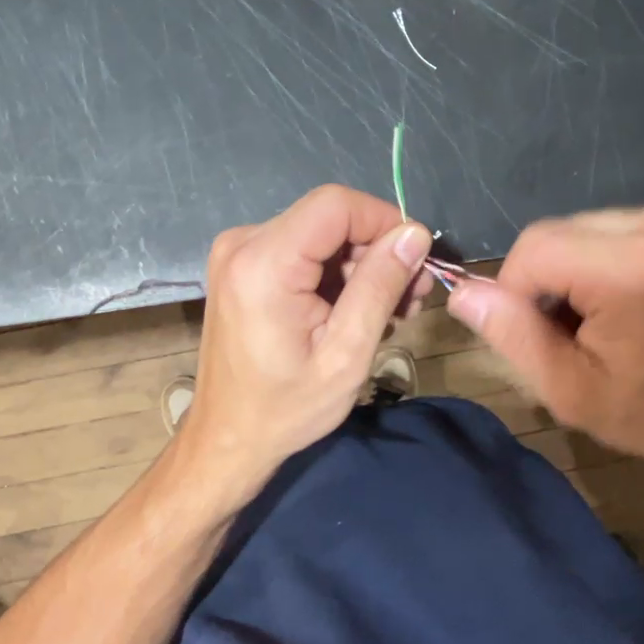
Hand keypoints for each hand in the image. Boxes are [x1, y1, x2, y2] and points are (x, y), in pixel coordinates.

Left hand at [183, 185, 432, 490]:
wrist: (228, 439)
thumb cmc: (286, 410)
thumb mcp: (345, 355)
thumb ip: (380, 287)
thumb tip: (415, 233)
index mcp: (263, 263)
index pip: (336, 204)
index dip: (385, 224)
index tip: (415, 266)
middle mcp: (242, 244)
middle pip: (328, 219)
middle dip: (376, 253)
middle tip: (410, 301)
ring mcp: (237, 254)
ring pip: (319, 237)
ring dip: (359, 269)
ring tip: (388, 315)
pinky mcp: (241, 269)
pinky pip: (300, 254)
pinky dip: (333, 278)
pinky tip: (354, 315)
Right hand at [445, 199, 643, 489]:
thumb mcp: (573, 392)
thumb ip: (514, 336)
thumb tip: (462, 292)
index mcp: (635, 270)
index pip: (535, 245)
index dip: (515, 288)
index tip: (533, 333)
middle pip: (565, 230)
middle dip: (552, 279)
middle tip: (575, 334)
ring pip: (596, 225)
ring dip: (583, 268)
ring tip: (610, 321)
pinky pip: (634, 225)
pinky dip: (618, 259)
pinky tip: (638, 302)